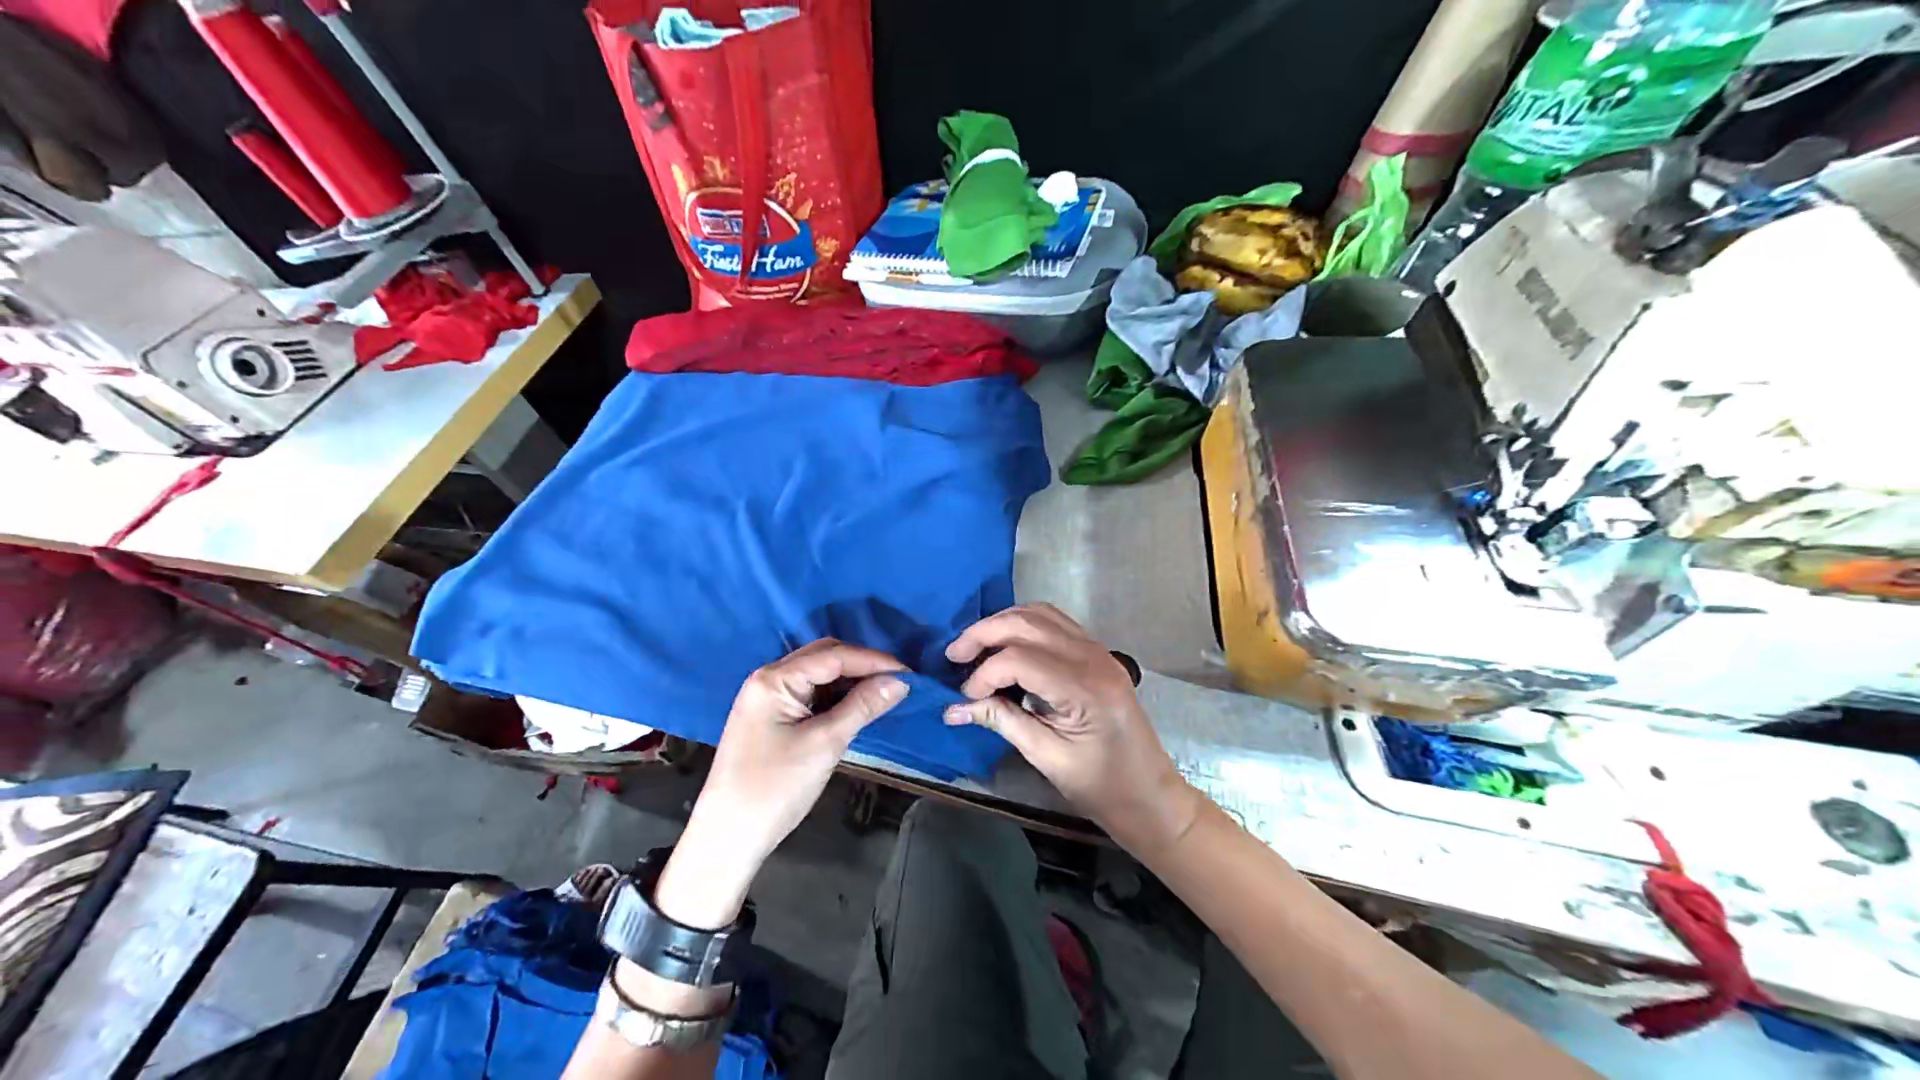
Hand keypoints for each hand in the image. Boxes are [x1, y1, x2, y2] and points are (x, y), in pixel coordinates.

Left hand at [652, 639, 908, 929]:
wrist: (729, 837)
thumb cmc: (775, 788)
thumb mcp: (824, 744)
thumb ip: (862, 706)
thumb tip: (900, 682)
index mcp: (774, 679)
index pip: (833, 656)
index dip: (874, 661)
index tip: (910, 673)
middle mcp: (768, 679)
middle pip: (824, 657)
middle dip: (863, 665)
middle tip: (899, 681)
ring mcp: (767, 698)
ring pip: (818, 675)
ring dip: (850, 680)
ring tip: (885, 692)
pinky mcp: (771, 717)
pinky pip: (809, 694)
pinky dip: (836, 696)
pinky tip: (858, 706)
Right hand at [943, 604, 1201, 857]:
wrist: (1149, 795)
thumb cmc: (1101, 786)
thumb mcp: (1046, 757)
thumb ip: (1001, 721)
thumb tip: (953, 708)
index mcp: (1085, 687)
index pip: (1019, 658)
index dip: (984, 674)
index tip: (965, 698)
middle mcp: (1093, 657)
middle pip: (1027, 623)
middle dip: (984, 633)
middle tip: (953, 656)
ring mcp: (1098, 651)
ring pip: (1041, 613)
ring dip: (1003, 624)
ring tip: (974, 648)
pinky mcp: (1097, 653)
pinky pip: (1055, 623)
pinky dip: (1024, 626)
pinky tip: (1005, 646)